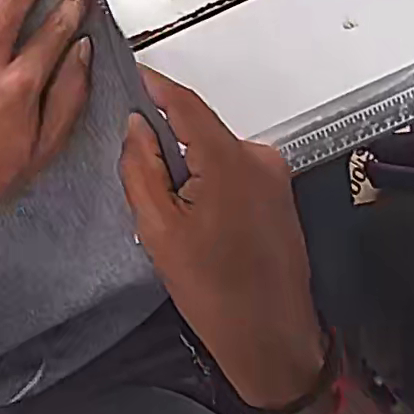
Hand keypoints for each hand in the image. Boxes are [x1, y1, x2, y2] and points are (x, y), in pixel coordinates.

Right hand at [119, 67, 324, 408]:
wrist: (270, 340)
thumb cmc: (218, 292)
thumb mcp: (158, 228)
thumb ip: (141, 167)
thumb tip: (136, 127)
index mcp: (228, 162)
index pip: (185, 104)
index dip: (156, 85)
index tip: (134, 73)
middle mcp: (259, 160)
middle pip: (198, 129)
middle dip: (167, 143)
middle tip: (143, 177)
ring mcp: (273, 176)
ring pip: (214, 151)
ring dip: (188, 166)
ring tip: (175, 214)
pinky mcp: (278, 193)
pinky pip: (232, 168)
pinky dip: (208, 179)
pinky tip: (199, 220)